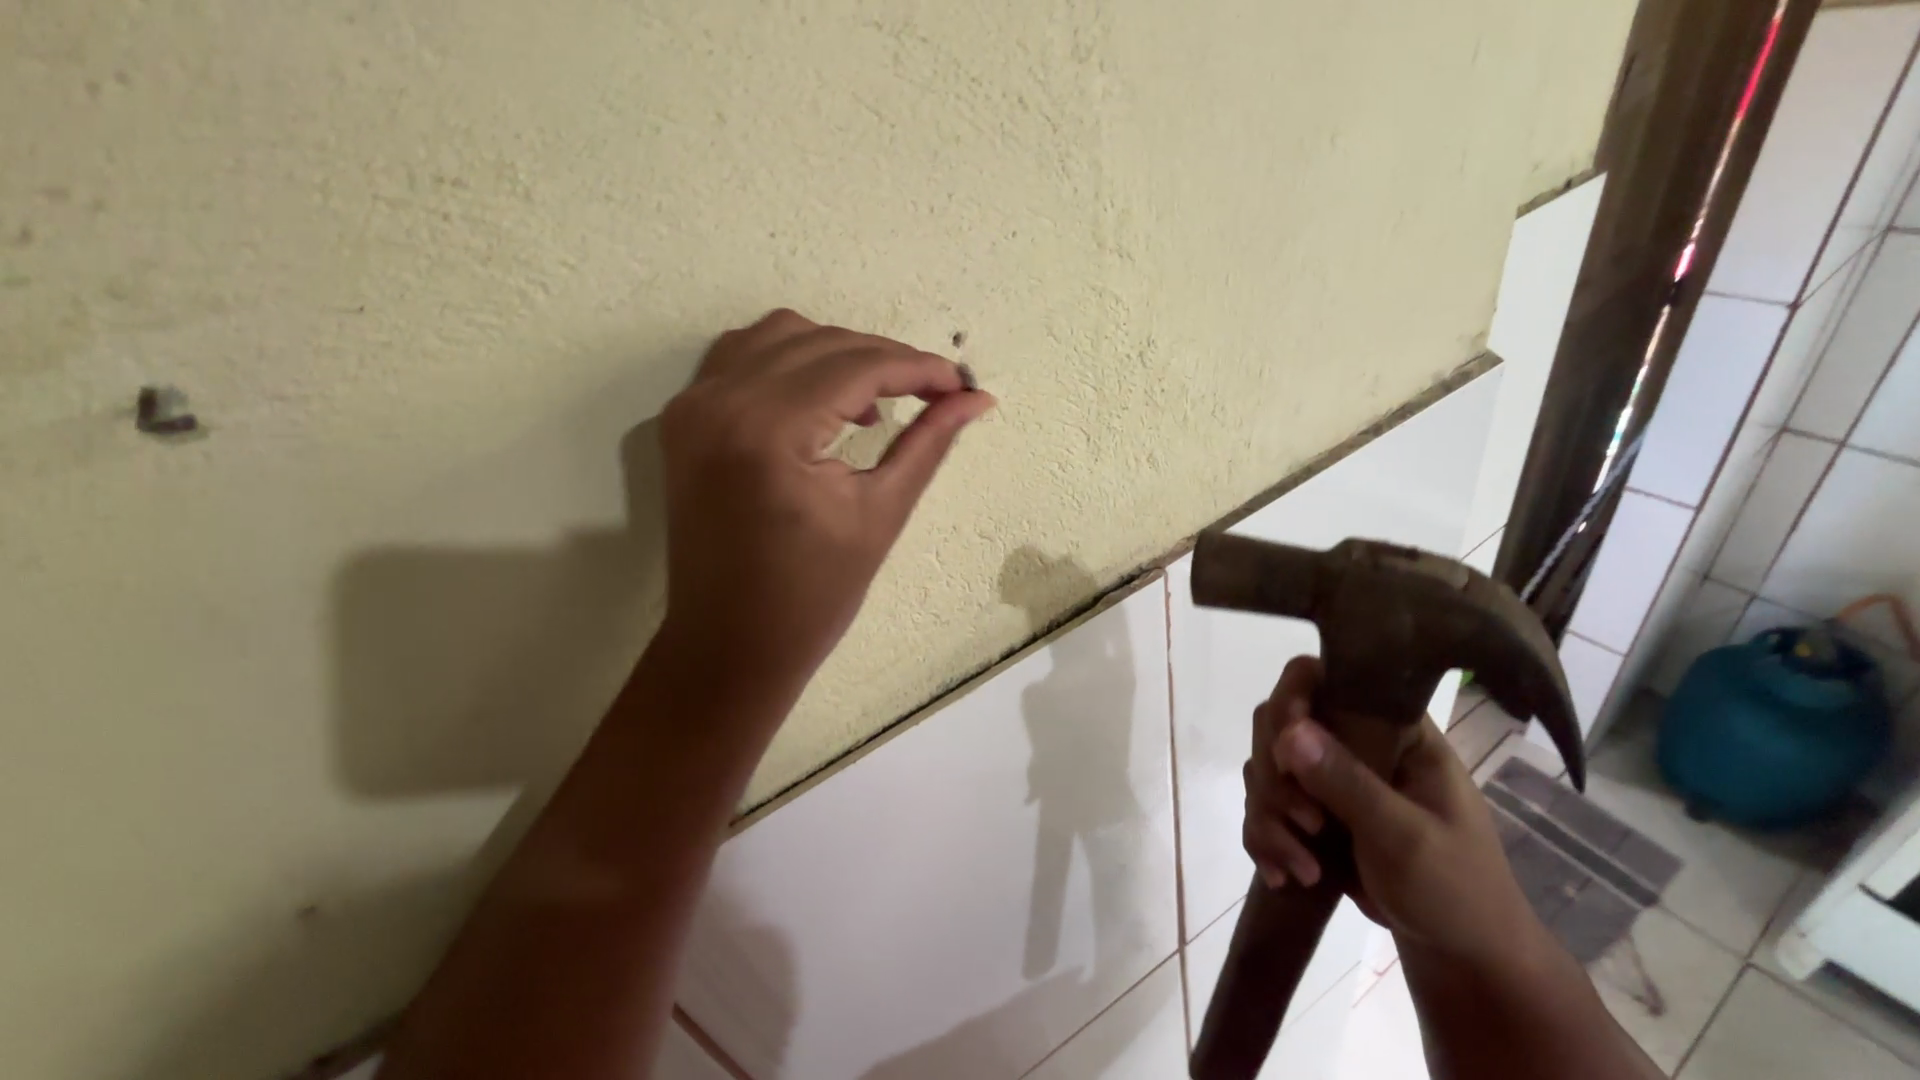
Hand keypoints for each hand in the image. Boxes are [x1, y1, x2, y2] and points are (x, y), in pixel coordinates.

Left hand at [655, 309, 994, 693]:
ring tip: (874, 401)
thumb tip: (976, 398)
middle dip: (885, 359)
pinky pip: (741, 357)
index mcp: (769, 430)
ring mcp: (693, 406)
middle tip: (933, 395)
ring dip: (836, 353)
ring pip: (778, 335)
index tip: (961, 385)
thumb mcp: (880, 514)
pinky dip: (788, 361)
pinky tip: (821, 400)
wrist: (728, 643)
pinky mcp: (684, 419)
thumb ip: (928, 443)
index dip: (919, 368)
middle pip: (822, 342)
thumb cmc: (812, 596)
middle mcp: (720, 401)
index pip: (858, 367)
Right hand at [1243, 657, 1542, 968]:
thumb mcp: (1405, 837)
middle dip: (1277, 780)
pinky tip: (1282, 875)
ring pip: (1266, 772)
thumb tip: (1287, 730)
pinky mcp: (1313, 818)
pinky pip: (1265, 810)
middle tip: (1305, 823)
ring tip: (1303, 870)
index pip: (1327, 679)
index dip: (1293, 700)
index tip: (1284, 747)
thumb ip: (1347, 782)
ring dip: (1270, 819)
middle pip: (1279, 726)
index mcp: (1395, 732)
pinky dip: (1265, 840)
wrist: (1462, 960)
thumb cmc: (1454, 891)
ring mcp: (1332, 782)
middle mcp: (1358, 746)